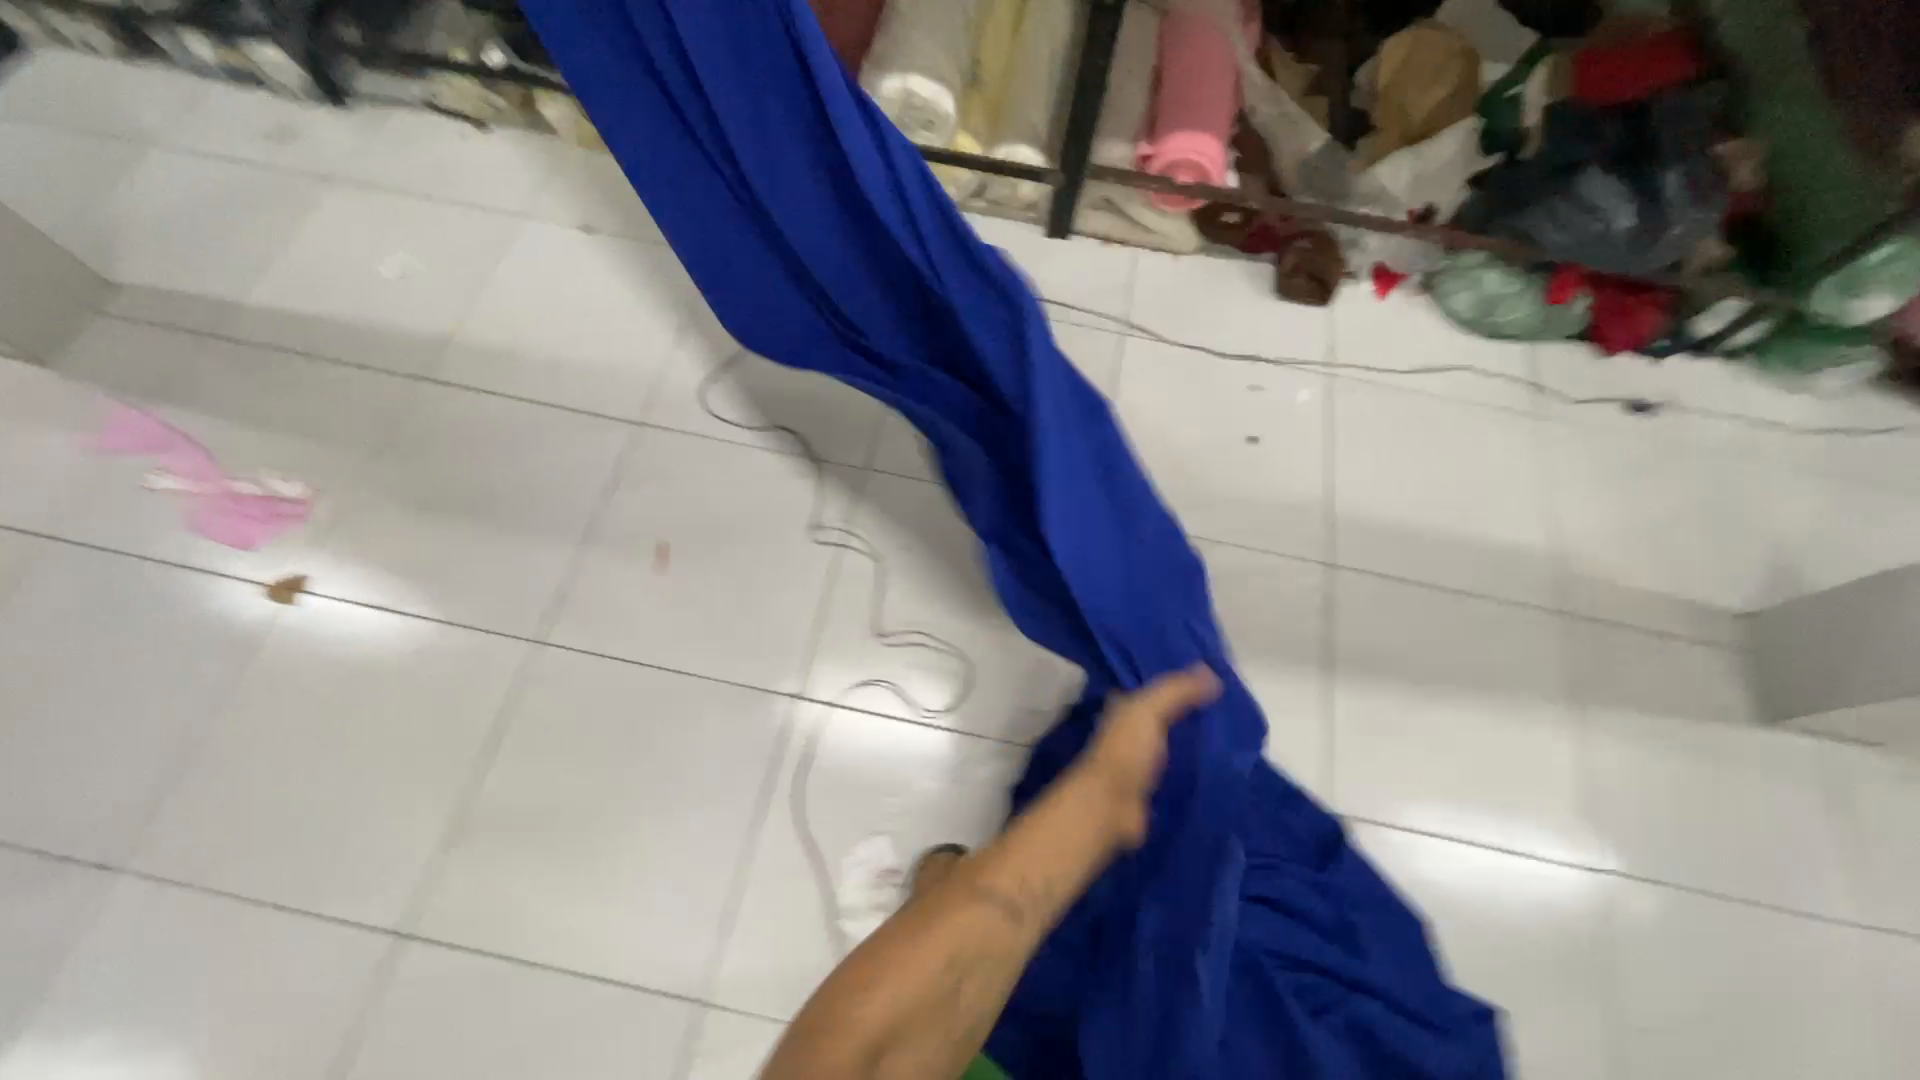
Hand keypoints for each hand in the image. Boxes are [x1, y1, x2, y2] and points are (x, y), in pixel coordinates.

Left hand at [1073, 665, 1219, 848]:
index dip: (1182, 680)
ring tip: (1237, 733)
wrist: (1110, 806)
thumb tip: (1212, 673)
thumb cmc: (1126, 752)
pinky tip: (1223, 763)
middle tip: (1235, 705)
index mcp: (1126, 706)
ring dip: (1199, 740)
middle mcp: (1133, 729)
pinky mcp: (1155, 786)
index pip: (1157, 686)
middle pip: (1169, 714)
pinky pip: (1182, 770)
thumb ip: (1178, 691)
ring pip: (1176, 742)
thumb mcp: (1149, 710)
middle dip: (1195, 710)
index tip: (1217, 676)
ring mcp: (1143, 760)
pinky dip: (1198, 766)